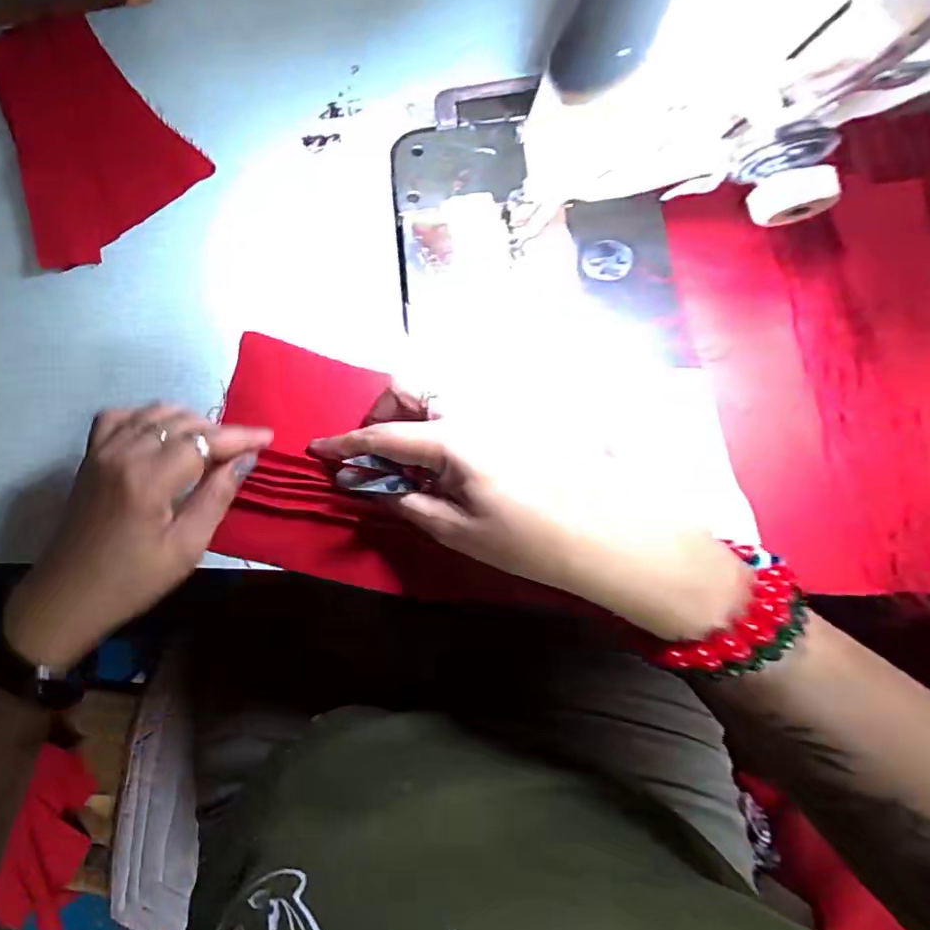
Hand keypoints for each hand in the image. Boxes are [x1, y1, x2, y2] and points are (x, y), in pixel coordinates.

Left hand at [6, 405, 271, 669]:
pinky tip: (162, 434)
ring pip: (154, 413)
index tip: (268, 437)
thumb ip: (216, 498)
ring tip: (211, 443)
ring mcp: (102, 450)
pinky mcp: (90, 455)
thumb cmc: (132, 582)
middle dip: (218, 430)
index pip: (203, 441)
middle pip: (181, 421)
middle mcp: (123, 452)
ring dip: (187, 421)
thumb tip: (245, 460)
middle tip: (242, 450)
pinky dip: (148, 417)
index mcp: (148, 479)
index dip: (239, 436)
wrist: (68, 596)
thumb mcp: (185, 549)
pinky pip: (121, 417)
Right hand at [308, 389, 750, 640]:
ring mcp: (497, 407)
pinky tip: (449, 462)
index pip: (384, 435)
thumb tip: (367, 484)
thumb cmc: (529, 541)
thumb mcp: (456, 530)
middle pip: (408, 388)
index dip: (345, 444)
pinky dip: (438, 424)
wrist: (611, 537)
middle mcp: (473, 410)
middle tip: (378, 460)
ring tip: (415, 467)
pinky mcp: (515, 414)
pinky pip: (461, 405)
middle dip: (380, 417)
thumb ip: (404, 501)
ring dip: (408, 419)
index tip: (318, 450)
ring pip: (435, 392)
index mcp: (453, 439)